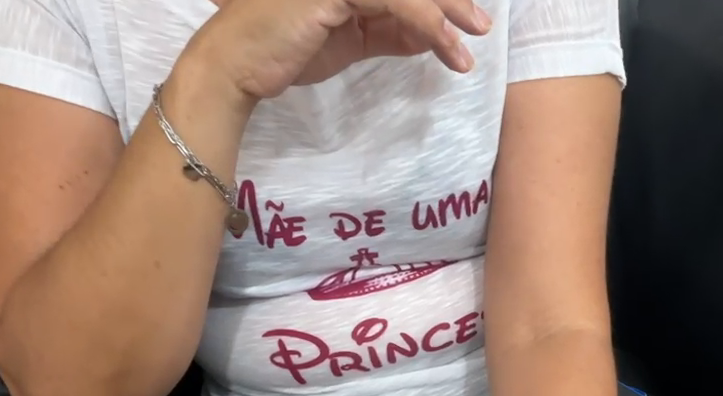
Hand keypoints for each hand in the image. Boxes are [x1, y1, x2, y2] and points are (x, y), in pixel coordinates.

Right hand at [187, 0, 491, 101]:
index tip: (465, 18)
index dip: (434, 0)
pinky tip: (445, 43)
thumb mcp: (349, 39)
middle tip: (481, 24)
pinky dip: (425, 22)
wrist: (240, 62)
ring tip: (472, 41)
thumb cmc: (288, 49)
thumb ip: (387, 32)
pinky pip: (394, 1)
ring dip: (446, 13)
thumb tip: (427, 36)